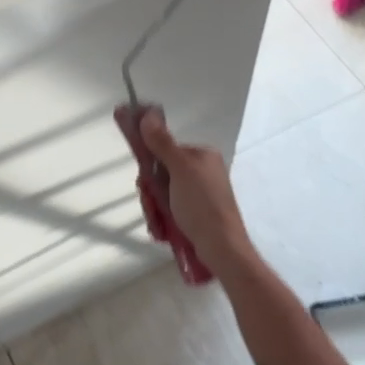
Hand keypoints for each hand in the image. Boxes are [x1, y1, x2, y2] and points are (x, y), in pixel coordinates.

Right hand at [127, 106, 253, 268]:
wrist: (222, 249)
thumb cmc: (202, 205)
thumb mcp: (180, 170)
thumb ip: (161, 142)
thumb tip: (146, 114)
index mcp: (201, 156)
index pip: (163, 150)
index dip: (149, 166)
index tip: (143, 182)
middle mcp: (201, 171)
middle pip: (160, 174)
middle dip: (150, 193)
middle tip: (151, 206)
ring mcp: (199, 194)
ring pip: (161, 194)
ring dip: (154, 209)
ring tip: (158, 224)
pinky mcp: (196, 214)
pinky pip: (169, 209)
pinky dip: (162, 219)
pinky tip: (162, 230)